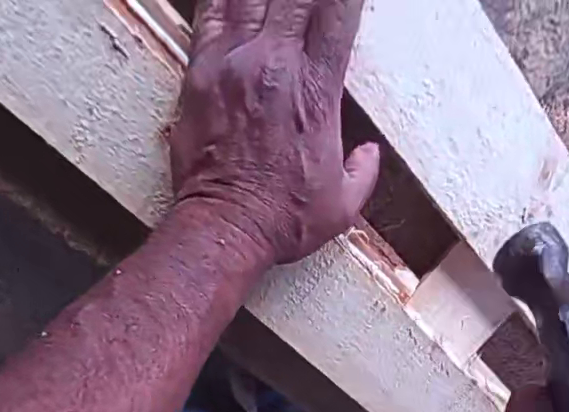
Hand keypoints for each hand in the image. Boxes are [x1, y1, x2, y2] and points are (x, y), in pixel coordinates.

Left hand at [168, 0, 380, 264]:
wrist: (224, 230)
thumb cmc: (280, 222)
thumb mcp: (341, 206)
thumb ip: (362, 172)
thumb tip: (368, 153)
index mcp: (316, 89)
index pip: (340, 7)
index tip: (343, 5)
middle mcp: (275, 64)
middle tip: (308, 8)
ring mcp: (233, 64)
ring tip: (276, 6)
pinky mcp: (199, 76)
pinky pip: (210, 11)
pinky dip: (225, 0)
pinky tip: (237, 3)